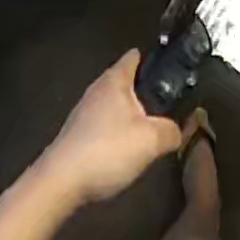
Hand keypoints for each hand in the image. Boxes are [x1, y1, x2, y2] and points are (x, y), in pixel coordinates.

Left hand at [34, 50, 183, 204]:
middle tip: (166, 106)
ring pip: (114, 104)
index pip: (134, 57)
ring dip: (130, 114)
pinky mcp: (76, 134)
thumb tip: (178, 130)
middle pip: (125, 82)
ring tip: (149, 131)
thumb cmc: (108, 149)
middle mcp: (97, 89)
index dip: (153, 59)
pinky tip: (125, 150)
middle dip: (144, 91)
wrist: (61, 182)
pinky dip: (116, 132)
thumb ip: (171, 131)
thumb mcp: (151, 141)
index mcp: (115, 80)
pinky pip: (103, 124)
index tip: (171, 68)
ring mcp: (84, 112)